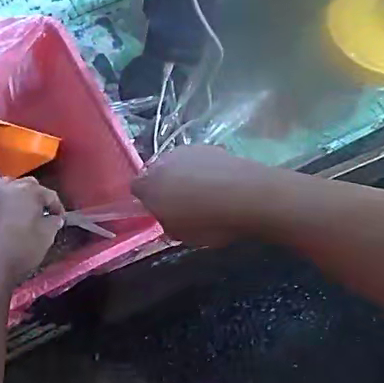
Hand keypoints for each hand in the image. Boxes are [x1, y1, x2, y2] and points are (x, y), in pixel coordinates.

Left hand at [0, 177, 64, 285]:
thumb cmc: (23, 248)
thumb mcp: (47, 236)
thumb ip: (54, 222)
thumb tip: (54, 218)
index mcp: (29, 191)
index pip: (49, 194)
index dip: (57, 207)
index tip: (61, 219)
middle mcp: (9, 188)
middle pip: (28, 185)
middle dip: (38, 196)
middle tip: (44, 213)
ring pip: (9, 186)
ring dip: (19, 194)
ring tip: (24, 209)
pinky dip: (3, 202)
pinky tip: (6, 213)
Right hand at [132, 145, 280, 246]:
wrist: (247, 196)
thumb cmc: (208, 222)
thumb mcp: (181, 236)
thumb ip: (167, 223)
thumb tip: (168, 217)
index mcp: (148, 185)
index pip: (136, 188)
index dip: (146, 199)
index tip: (159, 211)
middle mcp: (163, 161)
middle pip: (156, 171)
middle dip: (164, 184)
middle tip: (180, 203)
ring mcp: (188, 150)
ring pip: (178, 163)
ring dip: (185, 174)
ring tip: (203, 193)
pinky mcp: (211, 146)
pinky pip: (200, 160)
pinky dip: (205, 170)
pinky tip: (219, 184)